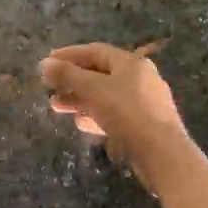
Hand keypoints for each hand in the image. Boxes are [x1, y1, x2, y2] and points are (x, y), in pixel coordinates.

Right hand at [41, 42, 194, 188]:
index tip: (47, 62)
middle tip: (49, 88)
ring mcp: (146, 104)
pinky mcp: (146, 126)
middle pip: (99, 74)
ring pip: (105, 96)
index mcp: (131, 64)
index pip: (94, 51)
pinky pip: (115, 114)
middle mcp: (141, 79)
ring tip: (57, 108)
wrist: (164, 157)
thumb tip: (44, 63)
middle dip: (71, 81)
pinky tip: (81, 124)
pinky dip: (96, 115)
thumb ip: (66, 75)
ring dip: (79, 100)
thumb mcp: (91, 89)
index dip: (68, 55)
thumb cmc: (127, 113)